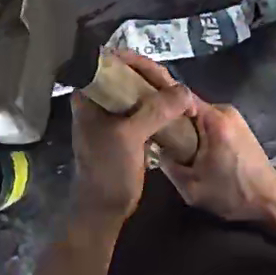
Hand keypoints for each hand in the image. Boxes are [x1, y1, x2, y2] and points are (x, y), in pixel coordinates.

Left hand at [70, 51, 197, 226]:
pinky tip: (179, 111)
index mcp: (90, 95)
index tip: (166, 77)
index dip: (142, 64)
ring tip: (183, 101)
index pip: (116, 63)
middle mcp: (99, 98)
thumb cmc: (108, 171)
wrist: (103, 211)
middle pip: (132, 74)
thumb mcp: (131, 136)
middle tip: (180, 92)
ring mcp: (112, 113)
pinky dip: (162, 107)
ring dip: (163, 94)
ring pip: (141, 91)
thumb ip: (157, 109)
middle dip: (157, 80)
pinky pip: (146, 107)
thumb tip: (186, 91)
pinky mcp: (126, 127)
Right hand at [160, 102, 275, 224]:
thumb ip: (170, 165)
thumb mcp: (192, 188)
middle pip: (190, 105)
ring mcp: (234, 115)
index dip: (163, 102)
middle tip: (158, 133)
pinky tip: (193, 146)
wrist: (269, 198)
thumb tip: (156, 147)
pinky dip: (200, 129)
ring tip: (174, 142)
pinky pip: (211, 120)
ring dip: (188, 126)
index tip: (147, 111)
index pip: (181, 97)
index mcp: (215, 120)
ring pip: (200, 113)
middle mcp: (225, 110)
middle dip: (174, 117)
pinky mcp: (238, 123)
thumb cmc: (231, 193)